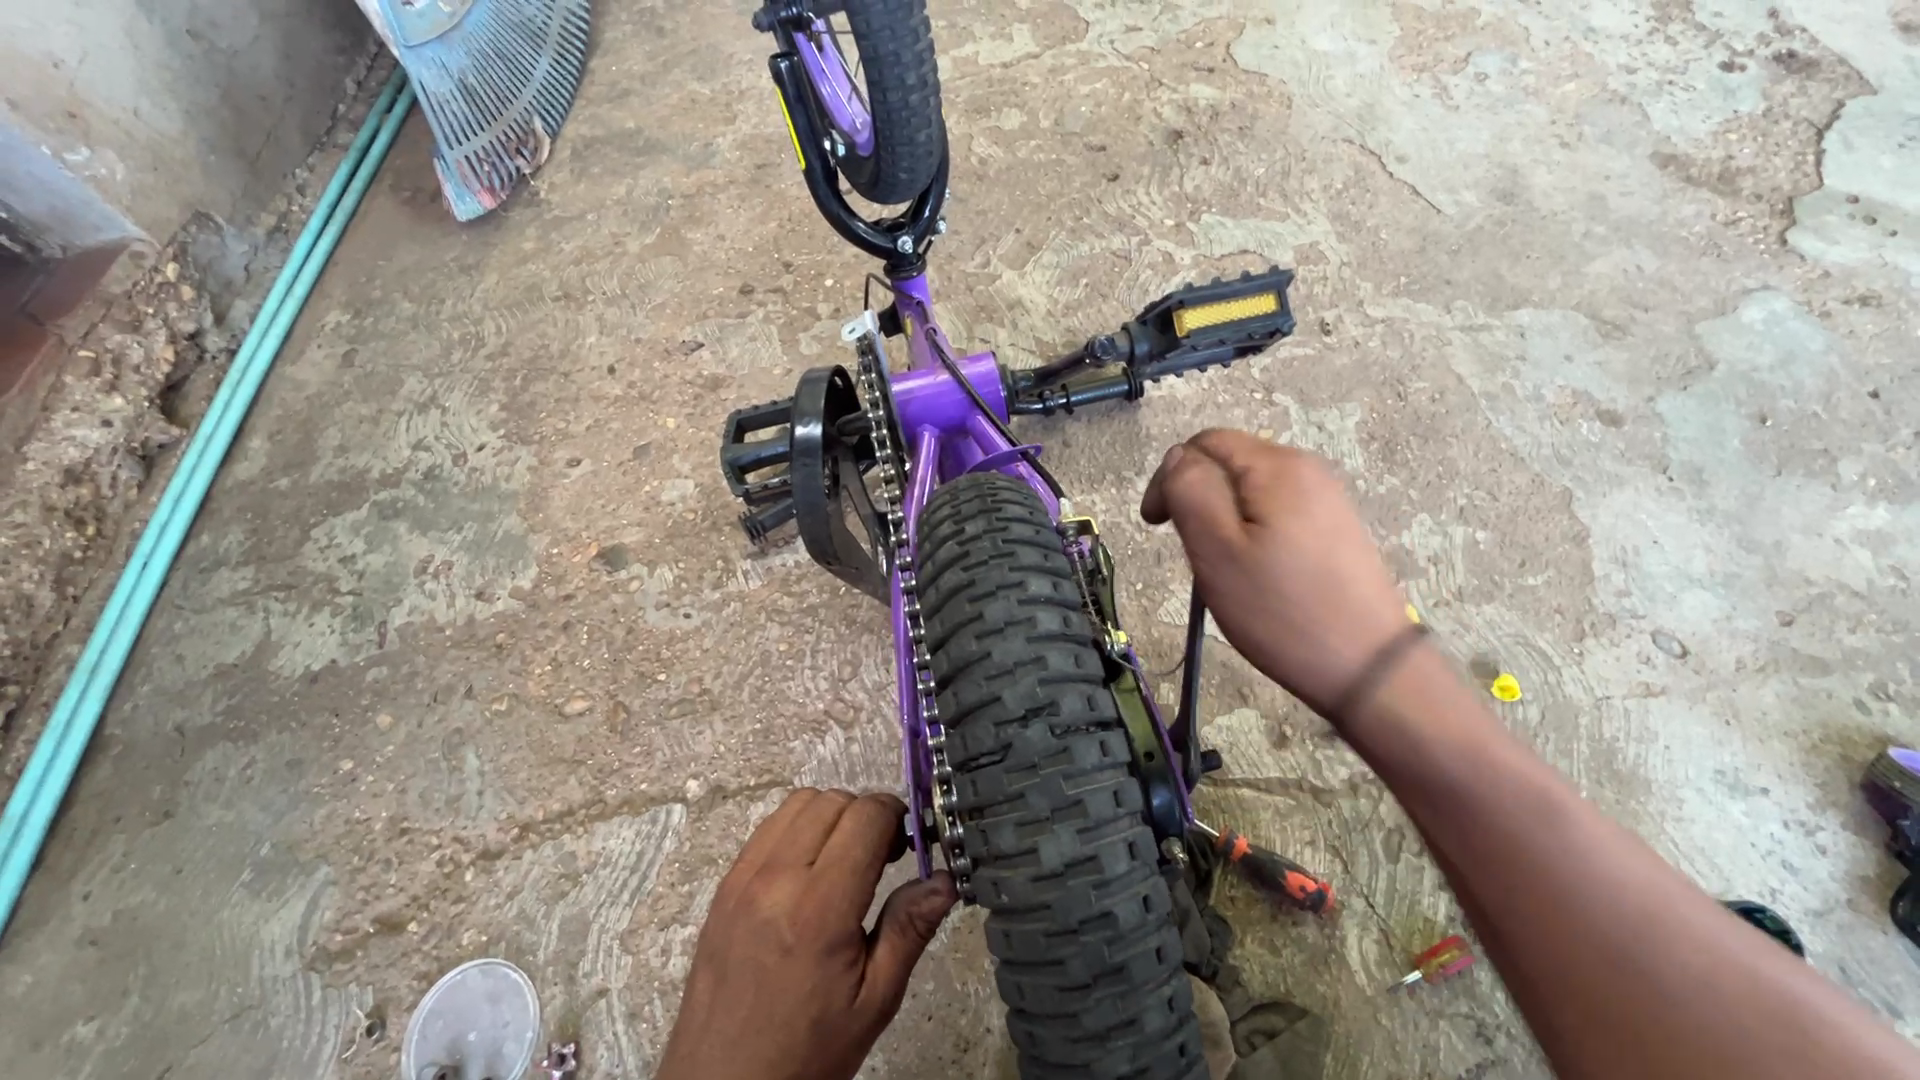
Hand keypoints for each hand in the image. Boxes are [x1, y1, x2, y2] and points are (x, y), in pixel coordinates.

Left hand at [656, 789, 957, 1079]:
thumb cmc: (806, 1053)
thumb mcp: (874, 1002)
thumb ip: (909, 930)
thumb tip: (946, 879)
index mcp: (819, 909)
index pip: (865, 816)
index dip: (897, 816)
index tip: (912, 842)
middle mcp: (775, 879)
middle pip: (832, 800)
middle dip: (867, 815)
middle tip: (886, 855)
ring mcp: (742, 879)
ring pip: (797, 804)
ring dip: (831, 817)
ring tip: (848, 860)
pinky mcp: (723, 888)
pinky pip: (766, 829)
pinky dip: (797, 830)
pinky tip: (809, 871)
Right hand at [1141, 430, 1410, 718]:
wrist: (1367, 667)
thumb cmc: (1281, 611)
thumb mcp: (1217, 550)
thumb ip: (1189, 490)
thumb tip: (1176, 458)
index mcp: (1276, 466)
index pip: (1202, 443)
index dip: (1169, 478)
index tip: (1157, 528)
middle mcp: (1306, 468)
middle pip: (1229, 462)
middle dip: (1198, 498)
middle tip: (1194, 556)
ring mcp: (1326, 497)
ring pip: (1250, 490)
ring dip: (1223, 518)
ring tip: (1223, 569)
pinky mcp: (1335, 527)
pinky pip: (1276, 511)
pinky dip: (1252, 531)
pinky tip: (1257, 572)